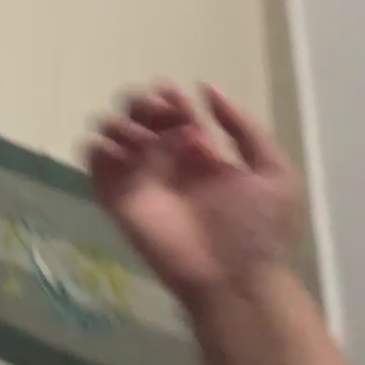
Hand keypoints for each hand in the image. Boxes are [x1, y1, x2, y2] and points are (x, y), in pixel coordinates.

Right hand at [84, 83, 300, 304]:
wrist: (234, 278)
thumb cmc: (257, 229)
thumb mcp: (275, 174)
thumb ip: (244, 127)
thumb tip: (204, 87)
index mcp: (195, 148)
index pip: (170, 108)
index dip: (169, 98)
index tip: (173, 98)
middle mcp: (161, 156)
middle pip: (133, 111)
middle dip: (140, 105)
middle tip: (157, 119)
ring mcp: (136, 173)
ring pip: (108, 127)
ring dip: (123, 127)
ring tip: (148, 147)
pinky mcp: (113, 193)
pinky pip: (90, 156)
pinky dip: (98, 148)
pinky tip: (126, 159)